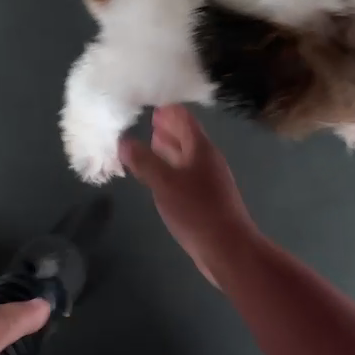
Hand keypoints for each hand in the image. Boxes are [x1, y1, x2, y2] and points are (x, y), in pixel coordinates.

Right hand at [119, 105, 258, 285]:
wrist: (230, 250)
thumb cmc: (197, 211)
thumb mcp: (164, 183)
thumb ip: (143, 161)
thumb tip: (124, 141)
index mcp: (200, 148)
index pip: (183, 118)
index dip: (167, 110)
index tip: (149, 104)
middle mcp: (207, 159)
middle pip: (187, 135)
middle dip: (168, 128)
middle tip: (148, 122)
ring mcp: (209, 180)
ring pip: (187, 156)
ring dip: (169, 149)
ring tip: (150, 145)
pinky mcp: (208, 199)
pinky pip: (186, 174)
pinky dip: (172, 168)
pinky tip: (160, 178)